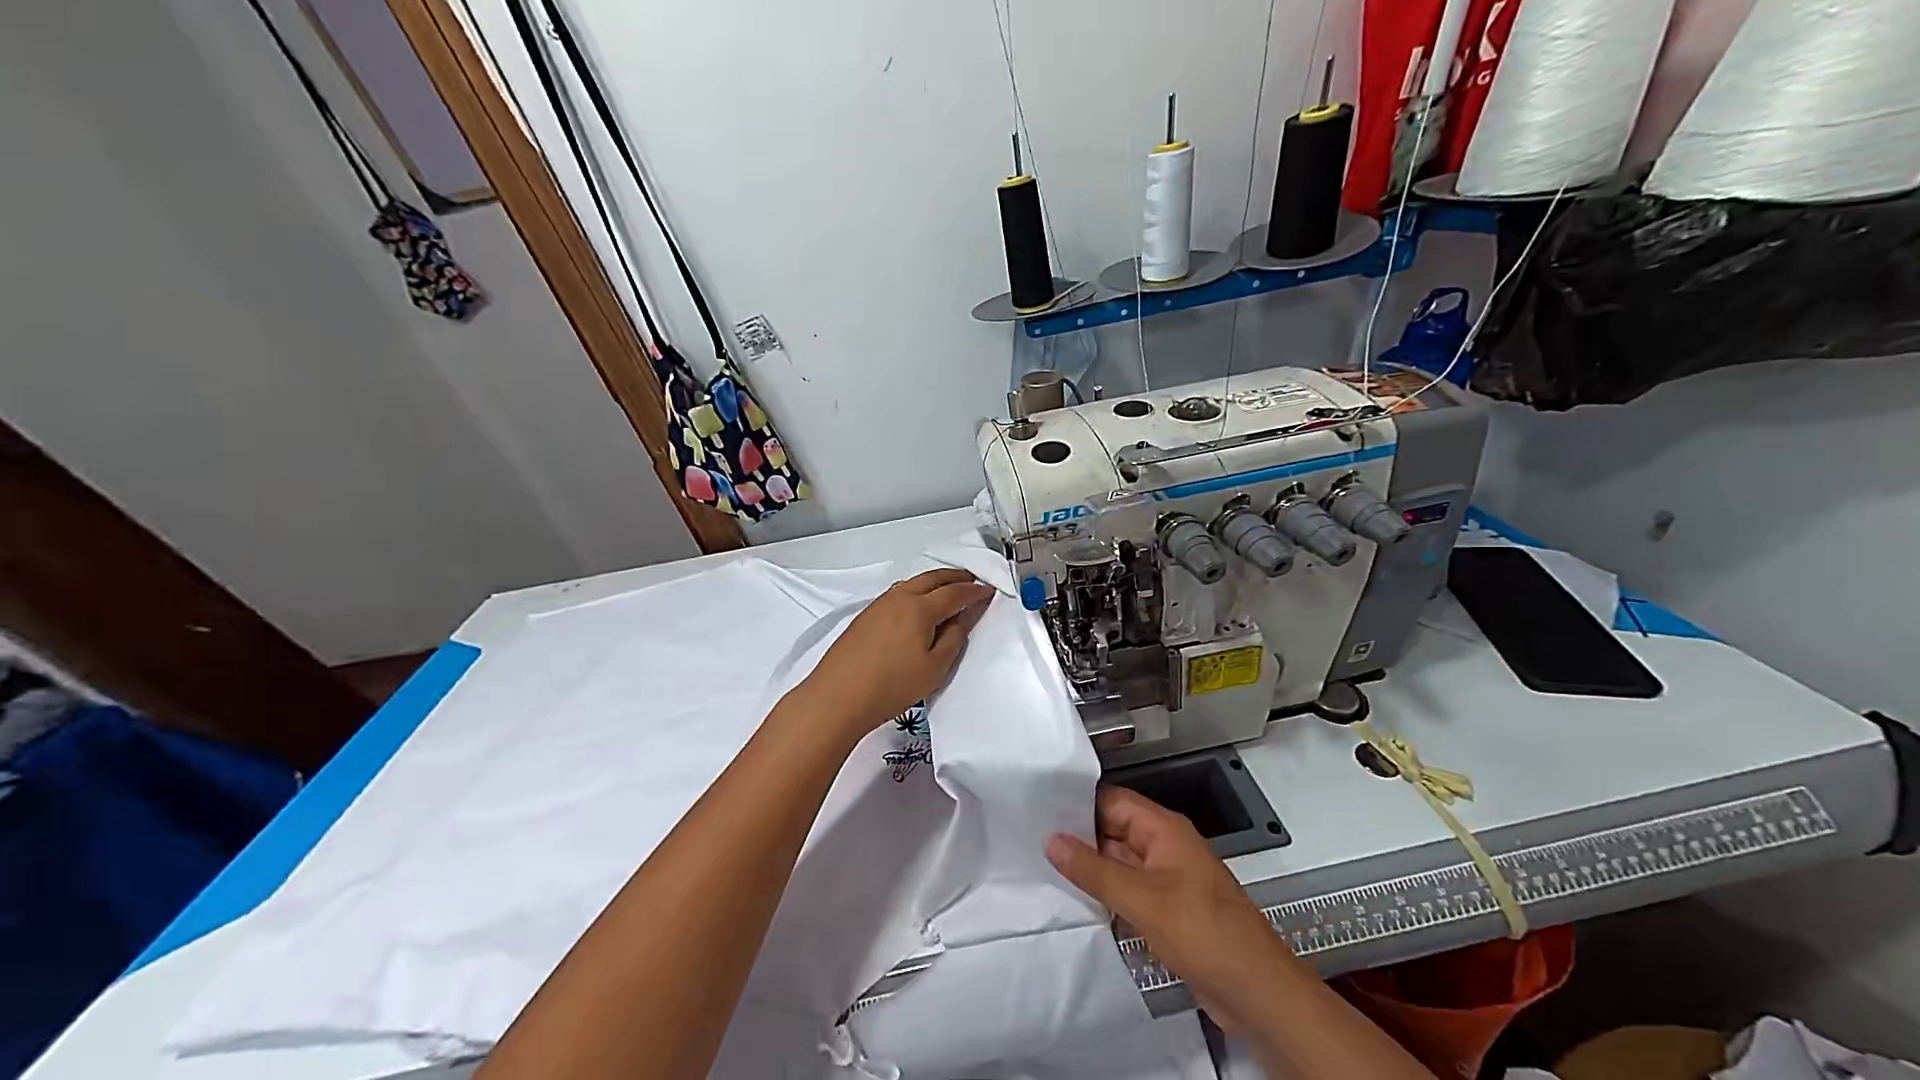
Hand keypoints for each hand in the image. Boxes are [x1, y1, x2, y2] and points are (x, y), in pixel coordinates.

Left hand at [792, 568, 993, 740]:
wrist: (838, 697)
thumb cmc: (890, 685)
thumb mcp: (934, 668)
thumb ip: (953, 639)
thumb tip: (960, 621)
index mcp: (920, 608)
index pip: (955, 593)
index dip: (974, 592)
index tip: (988, 591)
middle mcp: (899, 598)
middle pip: (933, 578)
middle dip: (955, 577)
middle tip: (972, 579)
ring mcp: (879, 605)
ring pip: (913, 583)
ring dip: (934, 581)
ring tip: (948, 588)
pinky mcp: (866, 616)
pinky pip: (898, 593)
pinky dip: (916, 591)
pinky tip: (918, 604)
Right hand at [1046, 786, 1310, 1034]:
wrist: (1257, 992)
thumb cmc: (1208, 934)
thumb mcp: (1142, 898)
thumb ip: (1093, 869)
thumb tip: (1053, 841)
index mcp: (1164, 829)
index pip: (1112, 800)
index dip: (1077, 802)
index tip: (1040, 808)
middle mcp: (1165, 847)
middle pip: (1113, 828)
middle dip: (1078, 835)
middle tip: (1034, 840)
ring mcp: (1166, 878)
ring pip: (1118, 860)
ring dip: (1089, 866)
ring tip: (1046, 867)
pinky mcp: (1166, 908)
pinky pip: (1127, 889)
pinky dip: (1104, 892)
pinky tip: (1077, 899)